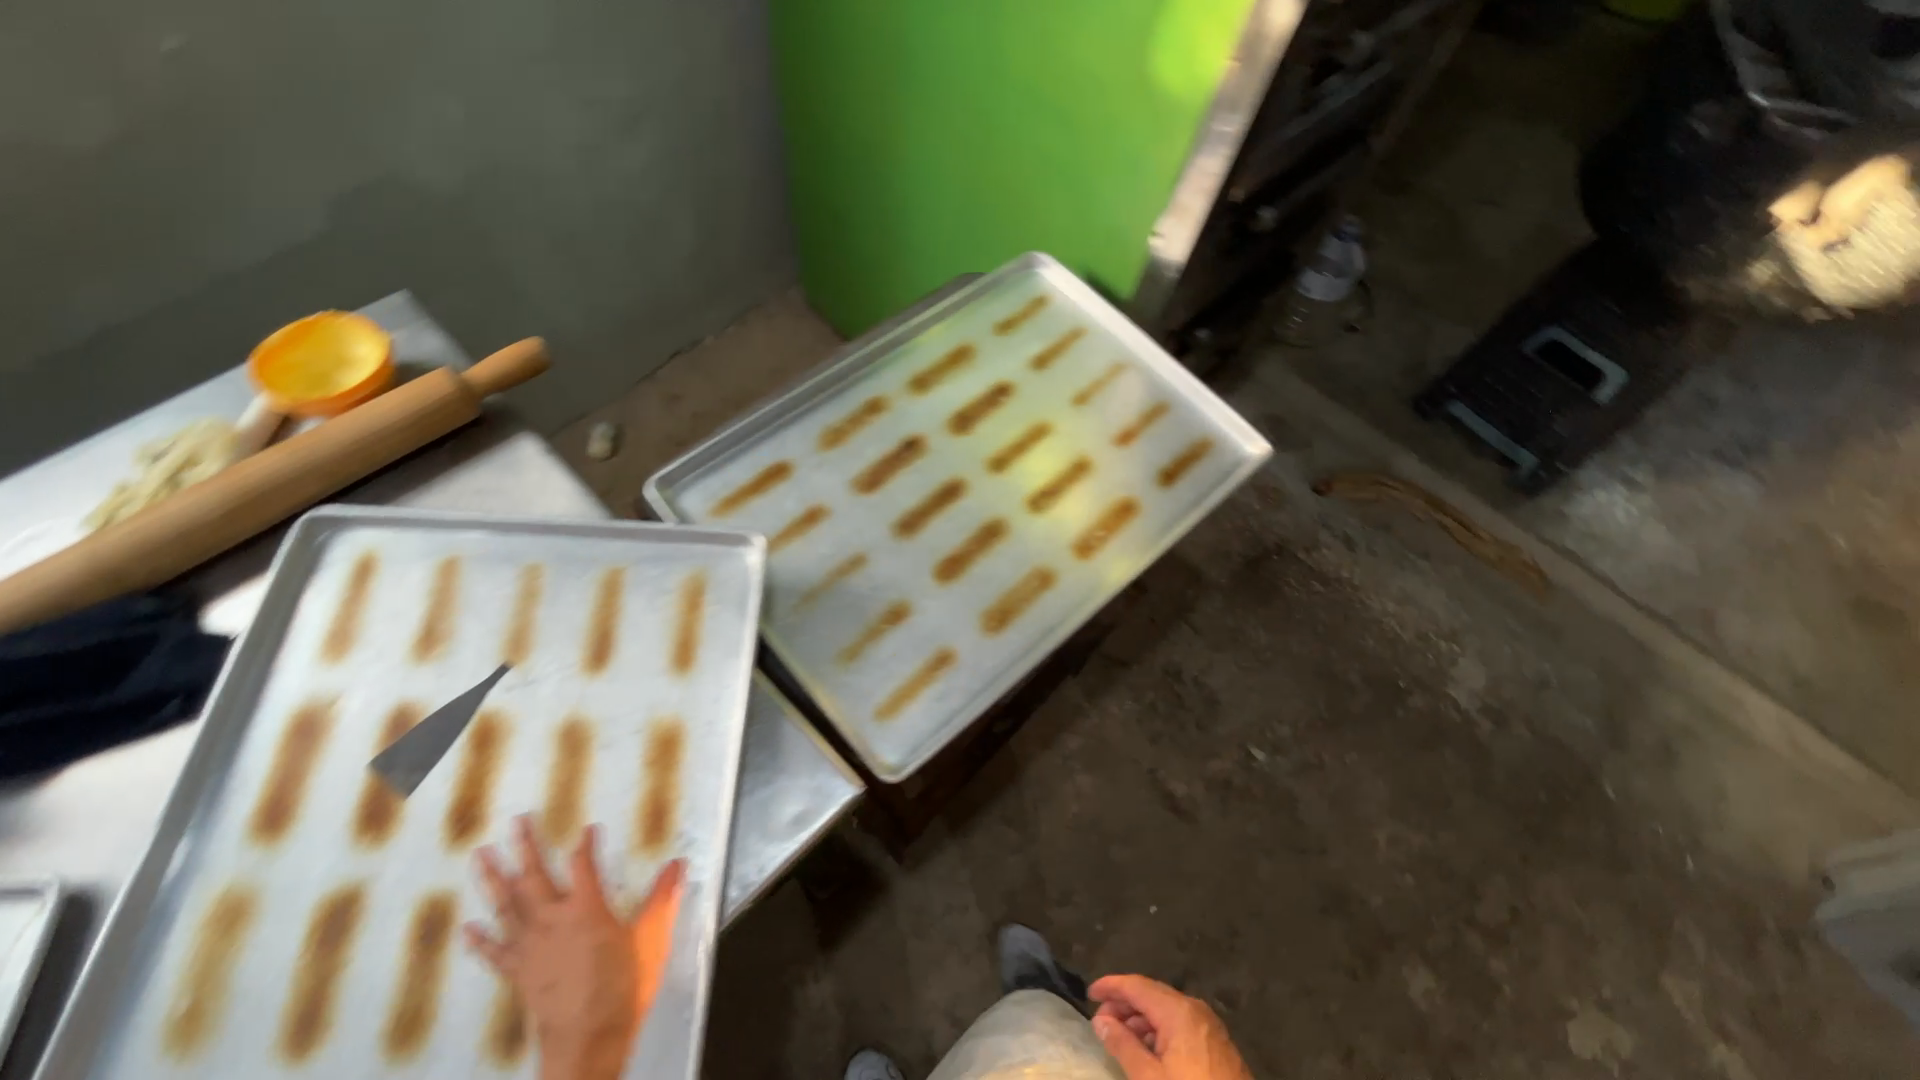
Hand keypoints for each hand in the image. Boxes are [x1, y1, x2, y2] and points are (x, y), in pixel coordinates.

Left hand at [465, 816, 685, 1079]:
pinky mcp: (518, 972)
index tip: (586, 827)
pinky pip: (495, 952)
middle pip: (534, 876)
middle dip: (525, 846)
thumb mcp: (652, 938)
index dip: (585, 844)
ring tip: (480, 855)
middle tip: (516, 821)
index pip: (583, 865)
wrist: (588, 1039)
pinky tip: (467, 927)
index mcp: (587, 908)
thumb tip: (677, 865)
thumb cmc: (622, 987)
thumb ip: (662, 900)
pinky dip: (480, 940)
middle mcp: (553, 920)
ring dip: (493, 879)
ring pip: (507, 905)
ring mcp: (531, 946)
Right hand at [1089, 974, 1253, 1079]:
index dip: (1110, 986)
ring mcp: (1208, 1024)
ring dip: (1140, 1017)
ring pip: (1166, 1009)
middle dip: (1124, 1003)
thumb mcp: (1149, 1077)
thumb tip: (1101, 1020)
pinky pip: (1180, 1023)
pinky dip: (1158, 1028)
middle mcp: (1194, 1008)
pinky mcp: (1216, 1042)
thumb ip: (1122, 1045)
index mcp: (1177, 1010)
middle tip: (1100, 1021)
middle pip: (1151, 993)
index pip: (1136, 986)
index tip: (1089, 994)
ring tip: (1120, 1037)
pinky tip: (1148, 1049)